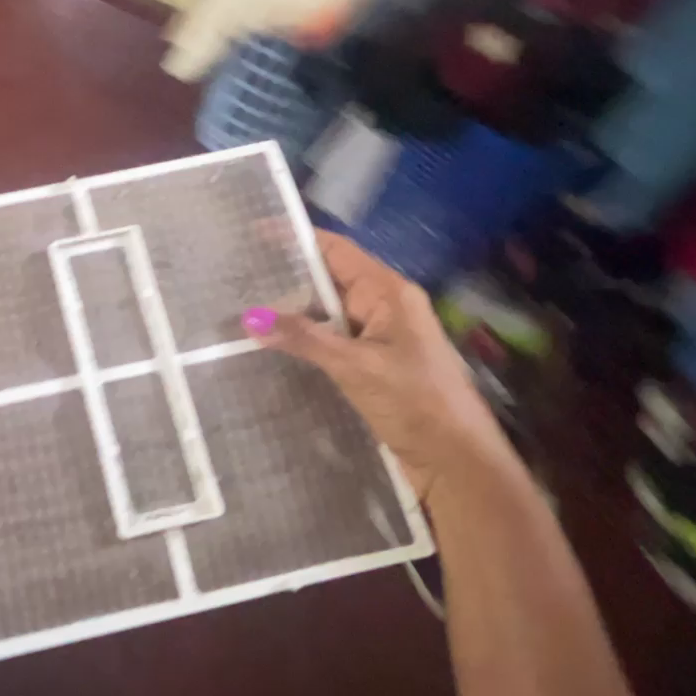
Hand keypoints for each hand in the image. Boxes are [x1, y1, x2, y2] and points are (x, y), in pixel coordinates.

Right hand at [246, 231, 510, 505]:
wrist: (458, 464)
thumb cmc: (416, 403)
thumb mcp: (355, 366)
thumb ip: (303, 338)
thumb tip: (249, 318)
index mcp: (389, 293)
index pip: (337, 250)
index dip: (297, 238)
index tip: (255, 230)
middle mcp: (384, 306)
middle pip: (329, 278)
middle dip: (286, 276)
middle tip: (237, 273)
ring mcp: (379, 336)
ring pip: (327, 312)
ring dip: (292, 311)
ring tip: (242, 305)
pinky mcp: (373, 364)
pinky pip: (332, 338)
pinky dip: (304, 337)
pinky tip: (274, 343)